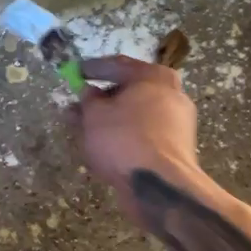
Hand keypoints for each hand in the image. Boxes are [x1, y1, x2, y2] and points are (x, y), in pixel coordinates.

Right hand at [70, 54, 204, 228]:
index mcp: (153, 76)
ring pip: (135, 112)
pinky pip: (144, 131)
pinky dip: (124, 132)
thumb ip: (88, 99)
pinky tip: (105, 143)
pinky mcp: (176, 145)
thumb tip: (88, 92)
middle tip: (77, 103)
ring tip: (84, 127)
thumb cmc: (123, 139)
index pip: (116, 65)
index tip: (74, 72)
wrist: (159, 185)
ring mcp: (177, 121)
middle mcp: (171, 93)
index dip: (91, 69)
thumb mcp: (94, 115)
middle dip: (100, 98)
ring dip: (110, 117)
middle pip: (129, 89)